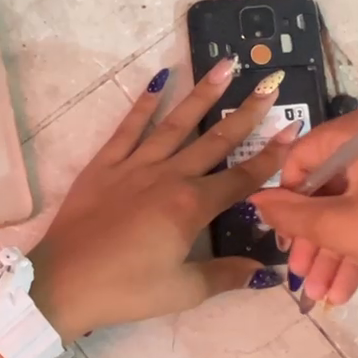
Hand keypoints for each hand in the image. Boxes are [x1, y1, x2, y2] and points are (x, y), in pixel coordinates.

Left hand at [28, 61, 296, 340]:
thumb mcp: (182, 291)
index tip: (294, 129)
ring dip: (203, 95)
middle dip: (246, 114)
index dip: (271, 157)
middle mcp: (168, 177)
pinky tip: (159, 81)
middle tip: (269, 85)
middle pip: (214, 141)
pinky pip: (128, 127)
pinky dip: (144, 103)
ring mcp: (134, 166)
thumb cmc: (125, 290)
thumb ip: (225, 275)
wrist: (63, 282)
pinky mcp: (104, 165)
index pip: (241, 178)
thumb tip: (266, 271)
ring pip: (176, 124)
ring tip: (225, 66)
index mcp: (191, 207)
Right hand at [249, 108, 357, 315]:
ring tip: (316, 294)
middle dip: (309, 237)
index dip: (285, 198)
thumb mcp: (342, 228)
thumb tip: (254, 201)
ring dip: (330, 252)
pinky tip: (341, 292)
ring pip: (350, 208)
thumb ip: (292, 215)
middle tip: (297, 275)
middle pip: (326, 186)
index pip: (302, 156)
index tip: (280, 236)